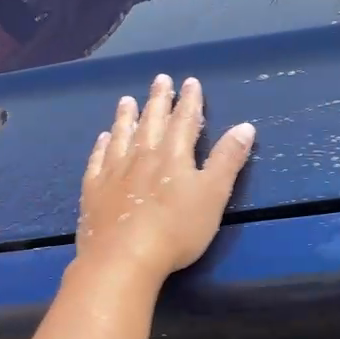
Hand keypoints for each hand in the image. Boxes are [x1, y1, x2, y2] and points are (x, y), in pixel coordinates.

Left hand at [76, 74, 253, 286]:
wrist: (124, 258)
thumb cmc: (177, 229)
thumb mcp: (214, 195)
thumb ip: (227, 160)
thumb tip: (245, 127)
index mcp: (174, 155)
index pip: (184, 121)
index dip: (190, 102)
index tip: (191, 82)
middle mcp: (142, 156)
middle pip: (152, 122)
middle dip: (158, 100)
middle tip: (160, 79)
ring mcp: (114, 172)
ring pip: (122, 136)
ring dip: (127, 117)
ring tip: (128, 100)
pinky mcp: (94, 191)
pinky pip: (98, 160)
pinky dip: (102, 146)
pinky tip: (103, 139)